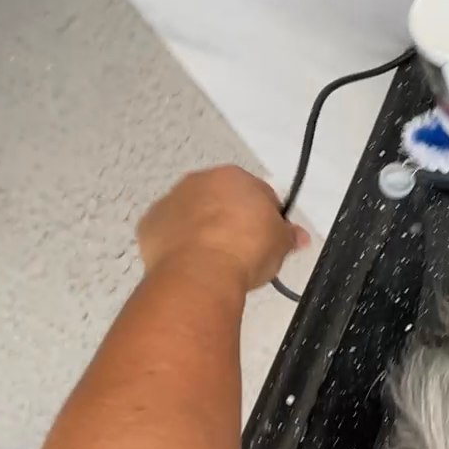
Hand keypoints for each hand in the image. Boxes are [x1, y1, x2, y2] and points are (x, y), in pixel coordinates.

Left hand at [137, 166, 307, 291]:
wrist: (200, 272)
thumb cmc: (247, 248)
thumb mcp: (281, 243)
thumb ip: (290, 235)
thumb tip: (299, 236)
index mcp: (234, 177)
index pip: (259, 192)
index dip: (268, 216)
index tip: (270, 237)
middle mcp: (198, 181)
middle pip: (223, 199)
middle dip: (234, 219)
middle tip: (247, 248)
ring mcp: (170, 201)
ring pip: (194, 214)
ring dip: (205, 229)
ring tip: (219, 258)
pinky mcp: (149, 225)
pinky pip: (171, 232)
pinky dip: (182, 243)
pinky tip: (195, 262)